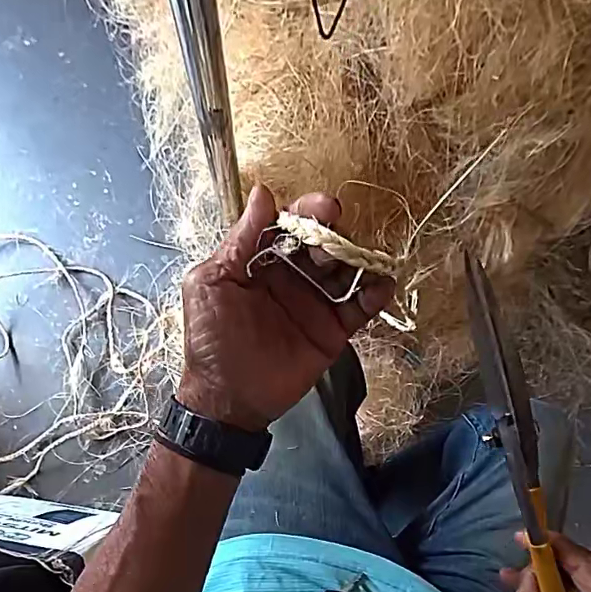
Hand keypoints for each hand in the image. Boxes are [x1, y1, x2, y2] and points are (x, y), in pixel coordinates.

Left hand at [175, 183, 392, 429]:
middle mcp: (289, 278)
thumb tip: (263, 193)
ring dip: (355, 259)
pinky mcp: (331, 331)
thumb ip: (239, 241)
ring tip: (353, 263)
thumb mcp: (212, 283)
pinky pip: (360, 307)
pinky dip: (375, 293)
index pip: (289, 226)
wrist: (226, 398)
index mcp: (259, 262)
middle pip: (322, 244)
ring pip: (345, 270)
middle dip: (333, 234)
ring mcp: (313, 304)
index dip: (307, 213)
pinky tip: (381, 286)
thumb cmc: (209, 340)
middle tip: (334, 239)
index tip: (323, 208)